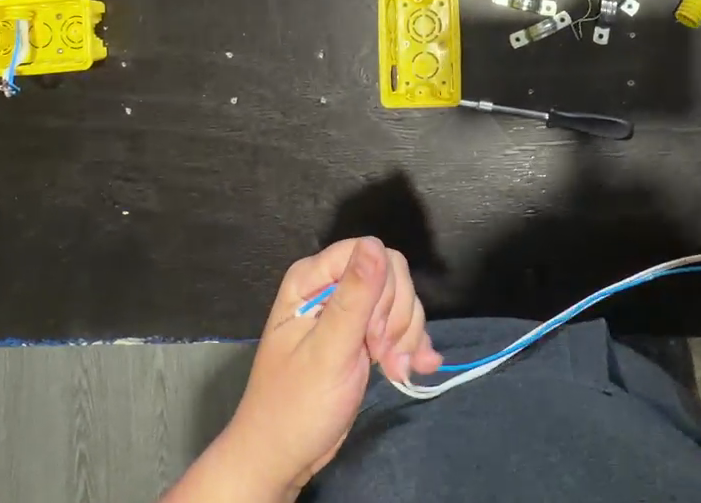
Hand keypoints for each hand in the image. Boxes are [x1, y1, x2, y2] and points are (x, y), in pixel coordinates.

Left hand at [203, 238, 441, 496]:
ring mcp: (349, 312)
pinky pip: (401, 325)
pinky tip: (416, 367)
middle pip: (391, 274)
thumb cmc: (296, 406)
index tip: (375, 334)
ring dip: (406, 336)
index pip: (369, 252)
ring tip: (395, 370)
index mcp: (311, 279)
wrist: (284, 458)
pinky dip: (412, 346)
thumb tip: (375, 243)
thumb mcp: (327, 351)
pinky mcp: (364, 336)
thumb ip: (353, 297)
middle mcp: (331, 286)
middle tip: (382, 355)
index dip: (383, 290)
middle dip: (396, 317)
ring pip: (401, 300)